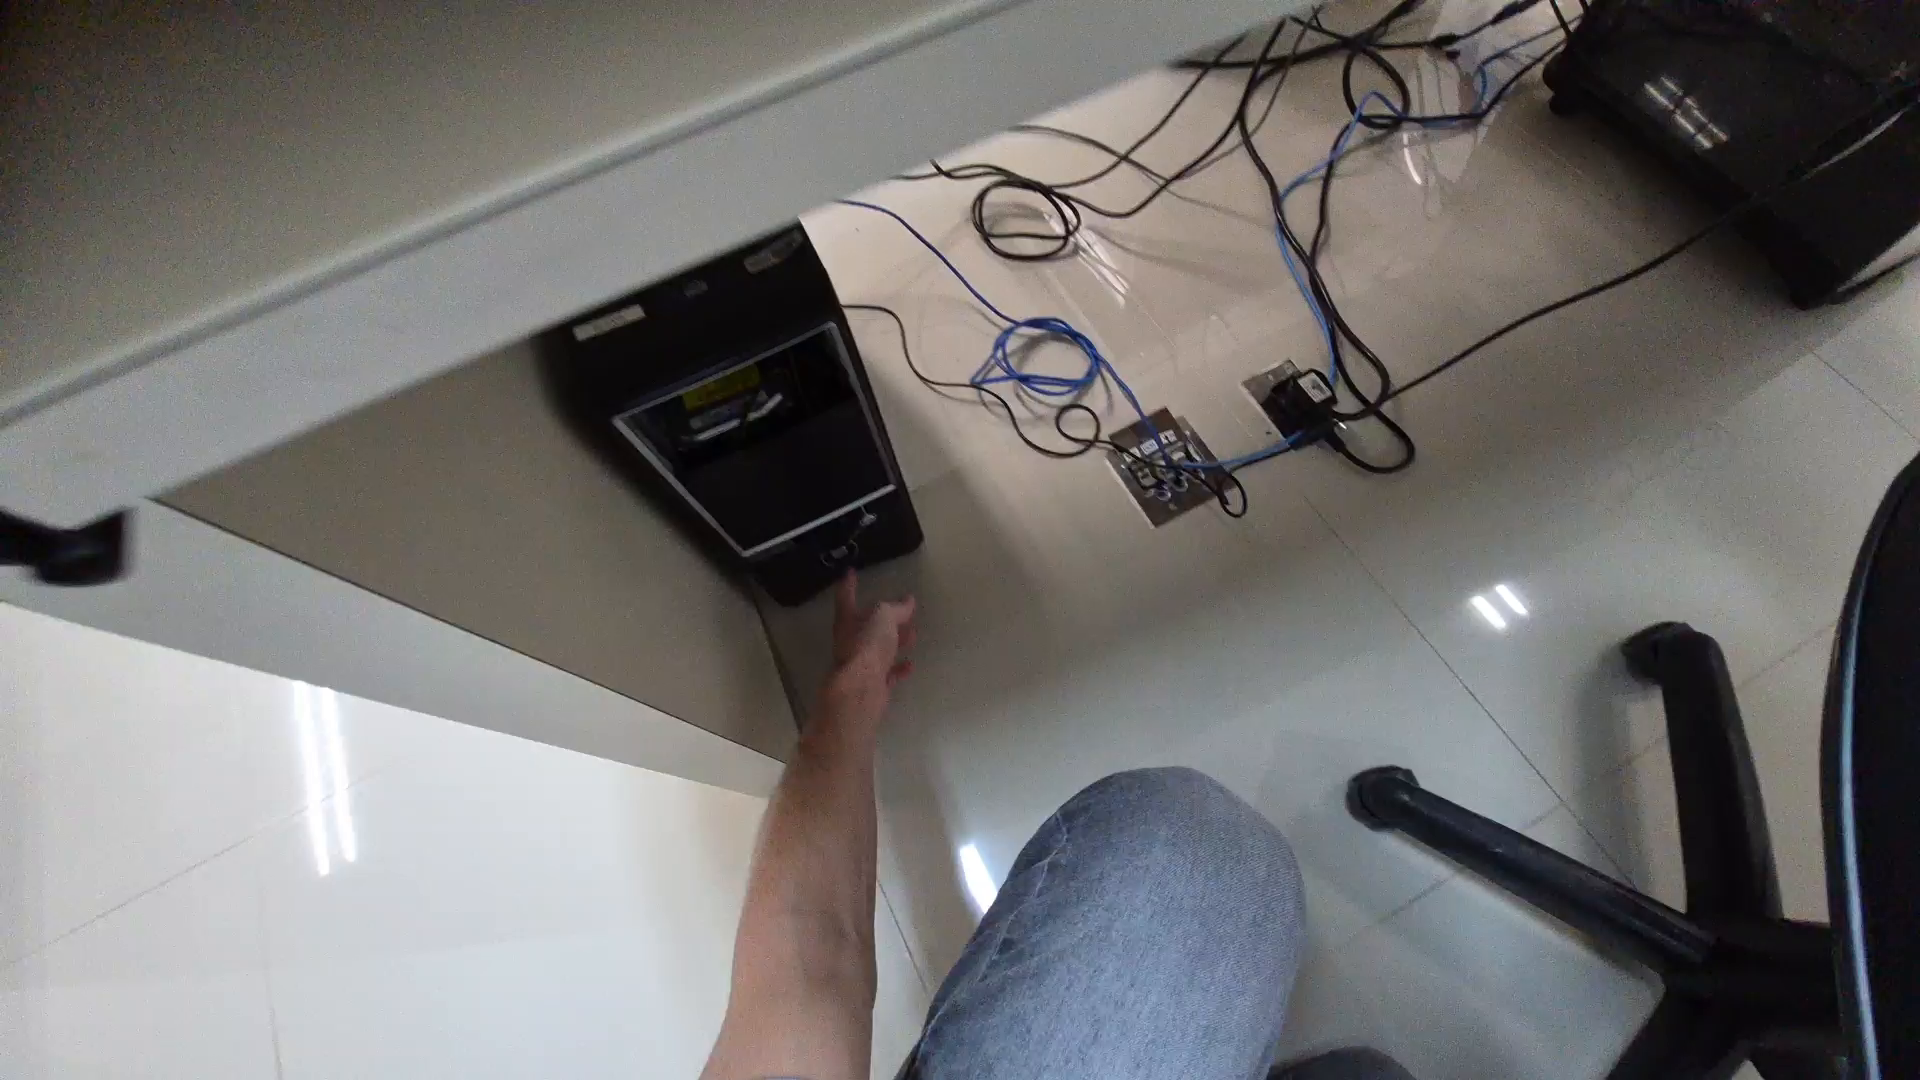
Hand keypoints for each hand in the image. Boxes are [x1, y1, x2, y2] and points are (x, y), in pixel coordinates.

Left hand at [817, 572, 916, 735]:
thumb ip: (895, 609)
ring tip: (913, 633)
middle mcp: (851, 642)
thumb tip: (907, 601)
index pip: (846, 598)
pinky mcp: (873, 685)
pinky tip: (910, 665)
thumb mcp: (882, 618)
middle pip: (867, 625)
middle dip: (884, 617)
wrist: (861, 691)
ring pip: (880, 648)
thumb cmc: (866, 647)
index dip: (848, 585)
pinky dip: (899, 667)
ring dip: (896, 640)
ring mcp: (861, 665)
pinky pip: (888, 673)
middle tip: (902, 609)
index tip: (849, 572)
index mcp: (847, 622)